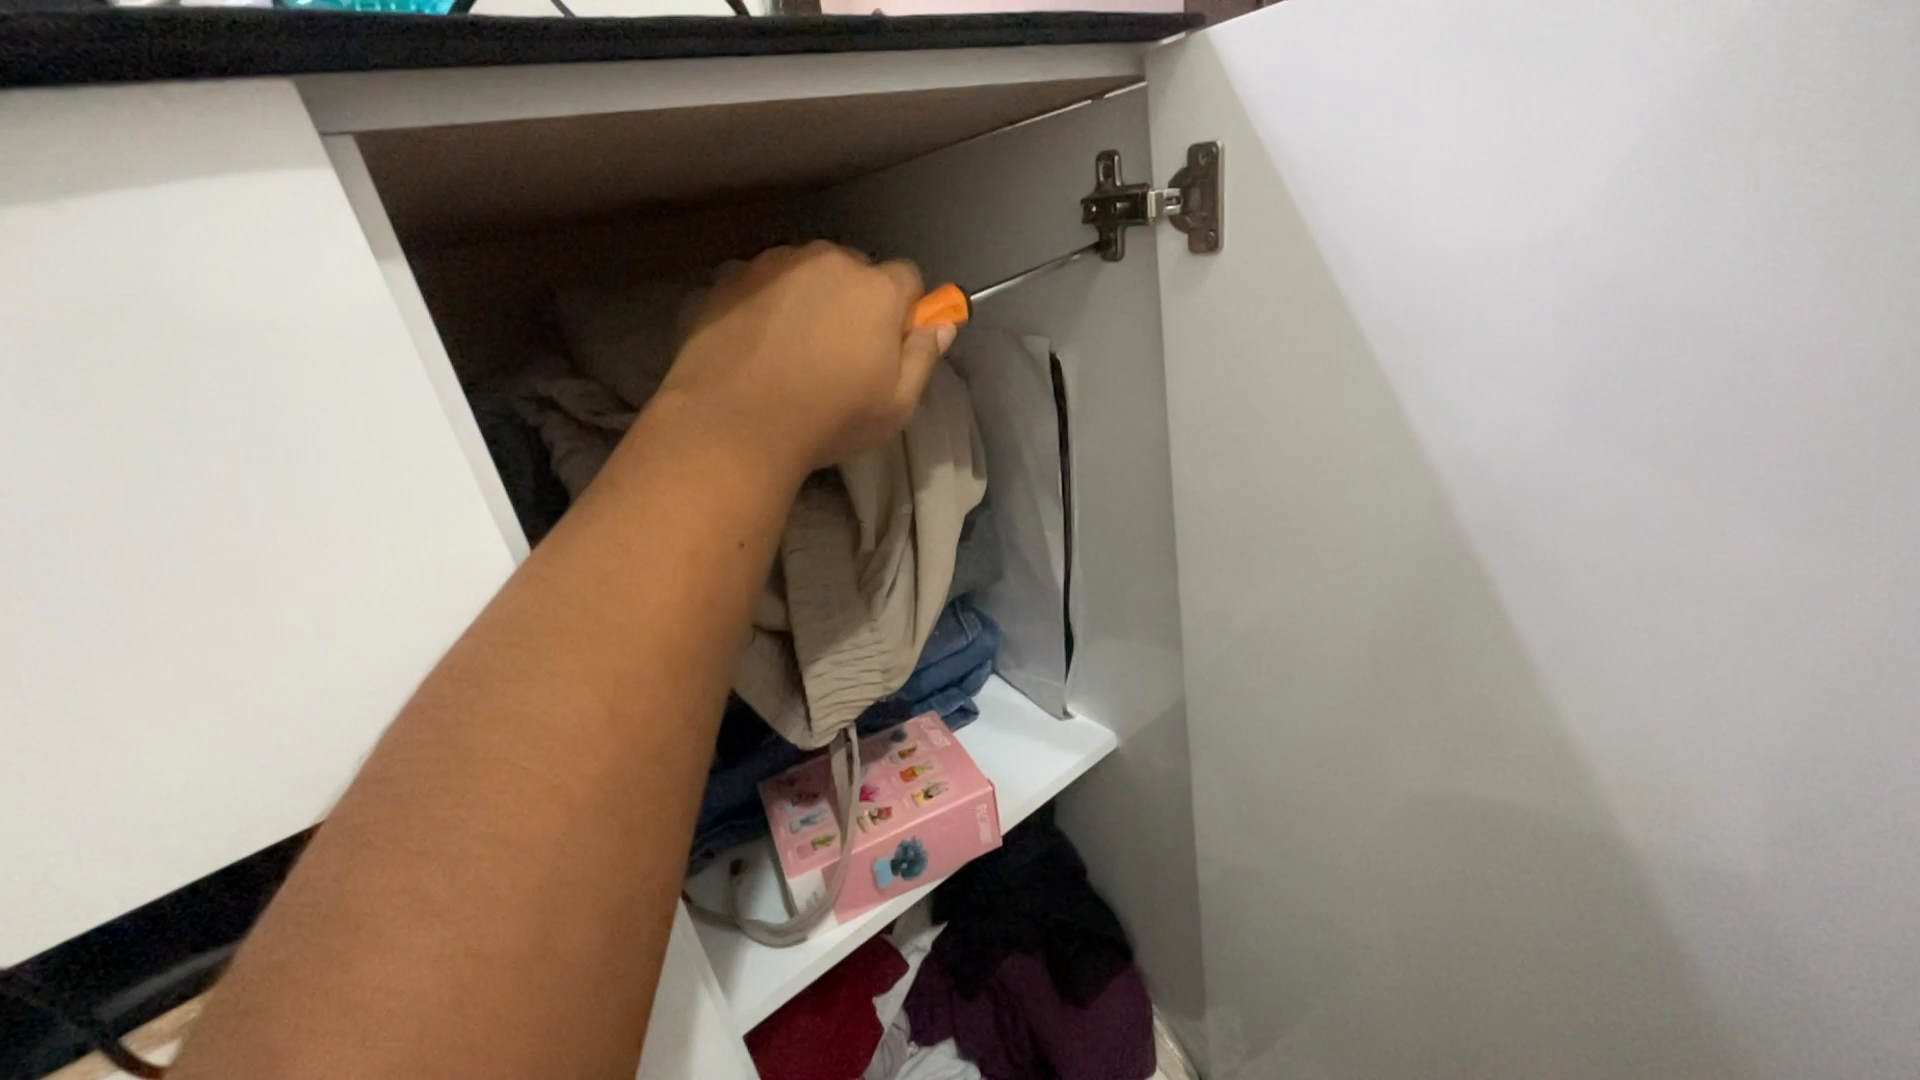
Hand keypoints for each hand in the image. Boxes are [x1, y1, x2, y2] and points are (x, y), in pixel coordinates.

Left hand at [656, 241, 955, 477]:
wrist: (733, 425)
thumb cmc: (828, 420)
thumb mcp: (897, 406)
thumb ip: (925, 356)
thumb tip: (945, 323)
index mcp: (877, 289)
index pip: (908, 279)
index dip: (904, 311)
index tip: (891, 345)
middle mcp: (828, 261)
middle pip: (855, 270)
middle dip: (855, 300)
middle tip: (840, 353)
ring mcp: (774, 265)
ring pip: (806, 272)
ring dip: (810, 298)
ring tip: (793, 349)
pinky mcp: (730, 278)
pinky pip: (763, 282)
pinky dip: (767, 302)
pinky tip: (758, 343)